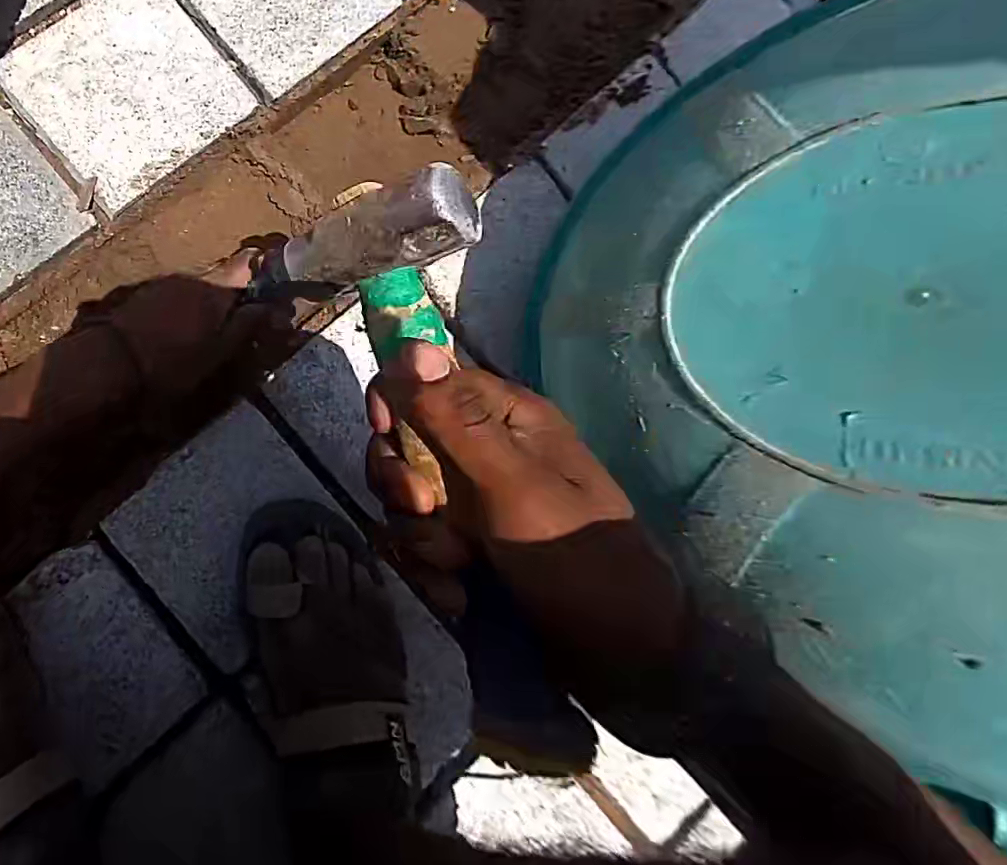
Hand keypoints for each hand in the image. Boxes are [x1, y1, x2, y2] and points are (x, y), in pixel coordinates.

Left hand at [76, 249, 288, 403]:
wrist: (111, 363)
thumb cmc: (172, 363)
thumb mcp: (218, 353)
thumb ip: (246, 326)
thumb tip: (272, 308)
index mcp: (215, 287)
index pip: (248, 262)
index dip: (264, 268)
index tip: (273, 285)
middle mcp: (189, 276)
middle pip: (221, 276)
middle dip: (234, 293)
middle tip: (242, 319)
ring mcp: (163, 284)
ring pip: (196, 286)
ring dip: (205, 302)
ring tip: (207, 332)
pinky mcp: (141, 295)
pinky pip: (173, 296)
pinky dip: (182, 308)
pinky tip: (177, 331)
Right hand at [363, 343, 685, 669]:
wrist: (621, 662)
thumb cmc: (576, 557)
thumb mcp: (511, 484)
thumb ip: (452, 418)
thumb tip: (410, 344)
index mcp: (501, 417)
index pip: (421, 379)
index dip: (393, 400)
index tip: (385, 432)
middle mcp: (478, 450)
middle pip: (396, 442)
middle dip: (400, 483)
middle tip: (429, 510)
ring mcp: (466, 499)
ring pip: (397, 497)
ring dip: (417, 536)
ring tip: (458, 567)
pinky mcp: (457, 541)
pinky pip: (409, 540)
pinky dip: (427, 568)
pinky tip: (459, 592)